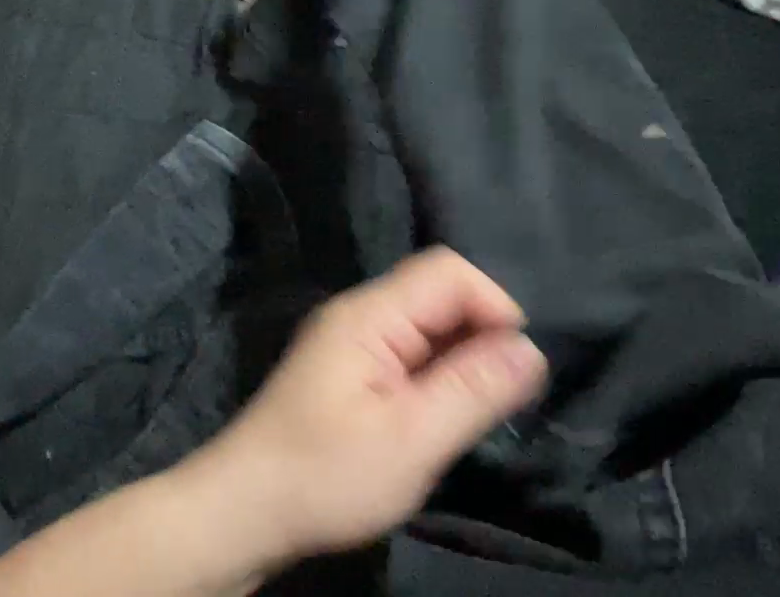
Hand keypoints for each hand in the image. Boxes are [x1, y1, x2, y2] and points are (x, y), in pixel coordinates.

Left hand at [180, 249, 547, 566]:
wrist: (247, 506)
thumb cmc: (326, 475)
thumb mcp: (412, 439)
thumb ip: (472, 389)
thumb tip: (531, 347)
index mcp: (367, 315)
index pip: (447, 272)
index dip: (494, 307)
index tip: (516, 368)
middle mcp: (358, 315)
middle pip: (437, 295)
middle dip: (481, 336)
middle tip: (498, 402)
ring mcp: (350, 343)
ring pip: (426, 327)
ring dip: (462, 361)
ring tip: (474, 415)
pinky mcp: (349, 372)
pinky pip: (408, 354)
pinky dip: (437, 377)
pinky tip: (442, 418)